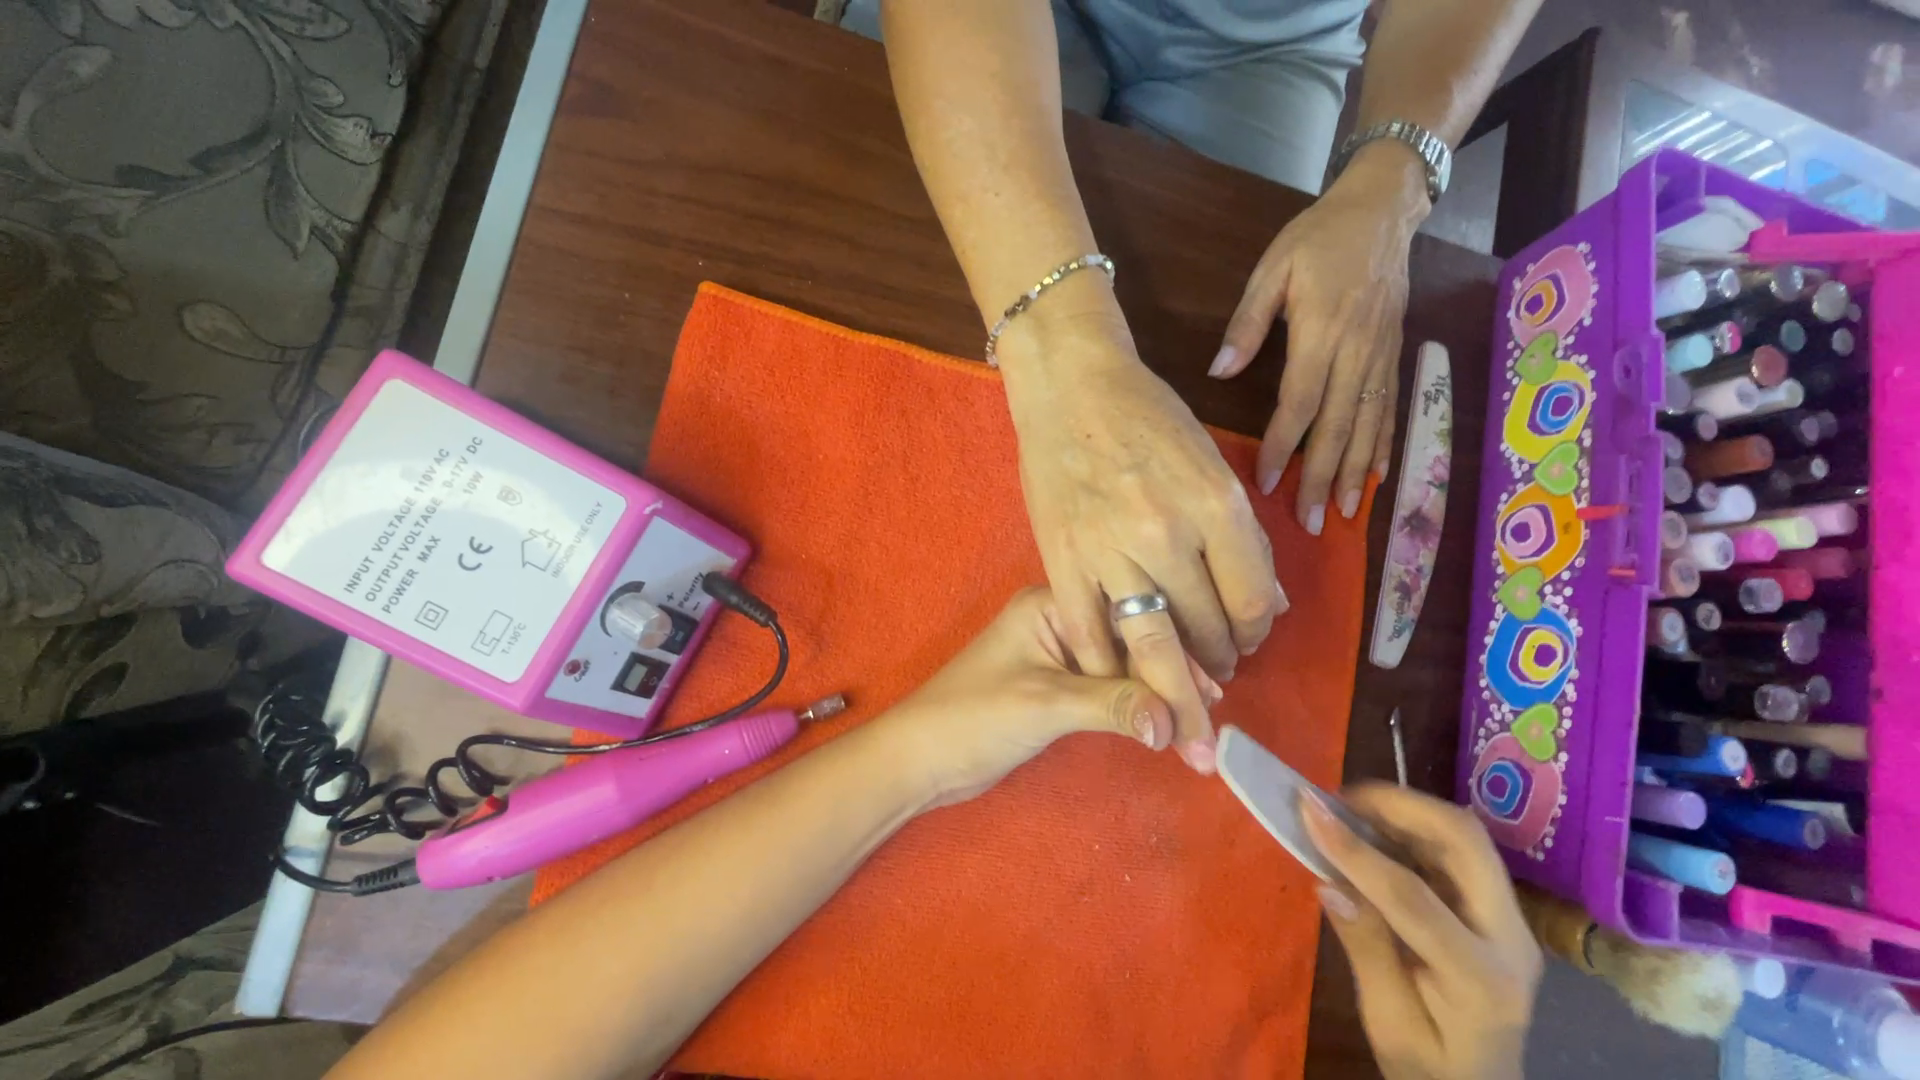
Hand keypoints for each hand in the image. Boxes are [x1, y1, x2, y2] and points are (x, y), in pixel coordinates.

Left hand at [875, 588, 1203, 804]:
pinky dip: (1142, 710)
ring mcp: (1064, 655)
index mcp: (1053, 604)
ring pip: (1129, 670)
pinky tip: (1171, 725)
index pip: (1130, 623)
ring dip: (1163, 701)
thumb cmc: (971, 719)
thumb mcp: (1044, 706)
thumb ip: (1112, 704)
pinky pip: (1115, 691)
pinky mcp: (1062, 688)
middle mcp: (1064, 620)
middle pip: (1135, 644)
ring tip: (1204, 735)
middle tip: (1213, 729)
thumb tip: (1175, 723)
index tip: (1213, 700)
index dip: (1173, 661)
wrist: (918, 759)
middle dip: (1174, 686)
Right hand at [998, 306, 1284, 773]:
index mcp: (1215, 502)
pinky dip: (1109, 666)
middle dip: (1223, 658)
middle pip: (1209, 627)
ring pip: (1153, 643)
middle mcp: (1167, 532)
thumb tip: (1270, 601)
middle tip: (1221, 666)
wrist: (1069, 388)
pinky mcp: (1062, 559)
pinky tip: (1122, 677)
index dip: (1258, 628)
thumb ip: (1242, 535)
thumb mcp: (1211, 462)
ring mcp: (1109, 550)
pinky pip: (1089, 633)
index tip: (1250, 634)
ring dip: (1177, 680)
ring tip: (1188, 694)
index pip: (1253, 597)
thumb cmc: (1148, 415)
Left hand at [1210, 149, 1428, 533]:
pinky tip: (1378, 475)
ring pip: (1370, 423)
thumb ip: (1247, 323)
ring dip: (1356, 472)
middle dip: (1323, 476)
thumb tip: (1218, 372)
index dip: (1285, 446)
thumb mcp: (1272, 269)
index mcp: (1322, 332)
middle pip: (1339, 425)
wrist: (1382, 210)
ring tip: (1345, 513)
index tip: (1268, 484)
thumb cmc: (1317, 238)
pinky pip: (1392, 407)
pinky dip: (1385, 444)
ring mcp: (1381, 355)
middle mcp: (1357, 351)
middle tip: (1310, 522)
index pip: (1300, 402)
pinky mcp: (1396, 353)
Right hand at [1303, 783, 1542, 1079]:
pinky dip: (1411, 829)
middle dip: (1399, 806)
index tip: (1307, 809)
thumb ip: (1366, 951)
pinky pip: (1458, 851)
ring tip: (1349, 809)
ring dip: (1405, 811)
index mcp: (1481, 979)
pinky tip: (1373, 833)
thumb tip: (1328, 882)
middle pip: (1465, 843)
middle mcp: (1511, 937)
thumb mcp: (1389, 1024)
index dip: (1355, 849)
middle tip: (1339, 799)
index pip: (1413, 897)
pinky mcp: (1498, 909)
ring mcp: (1511, 920)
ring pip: (1465, 837)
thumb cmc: (1428, 1068)